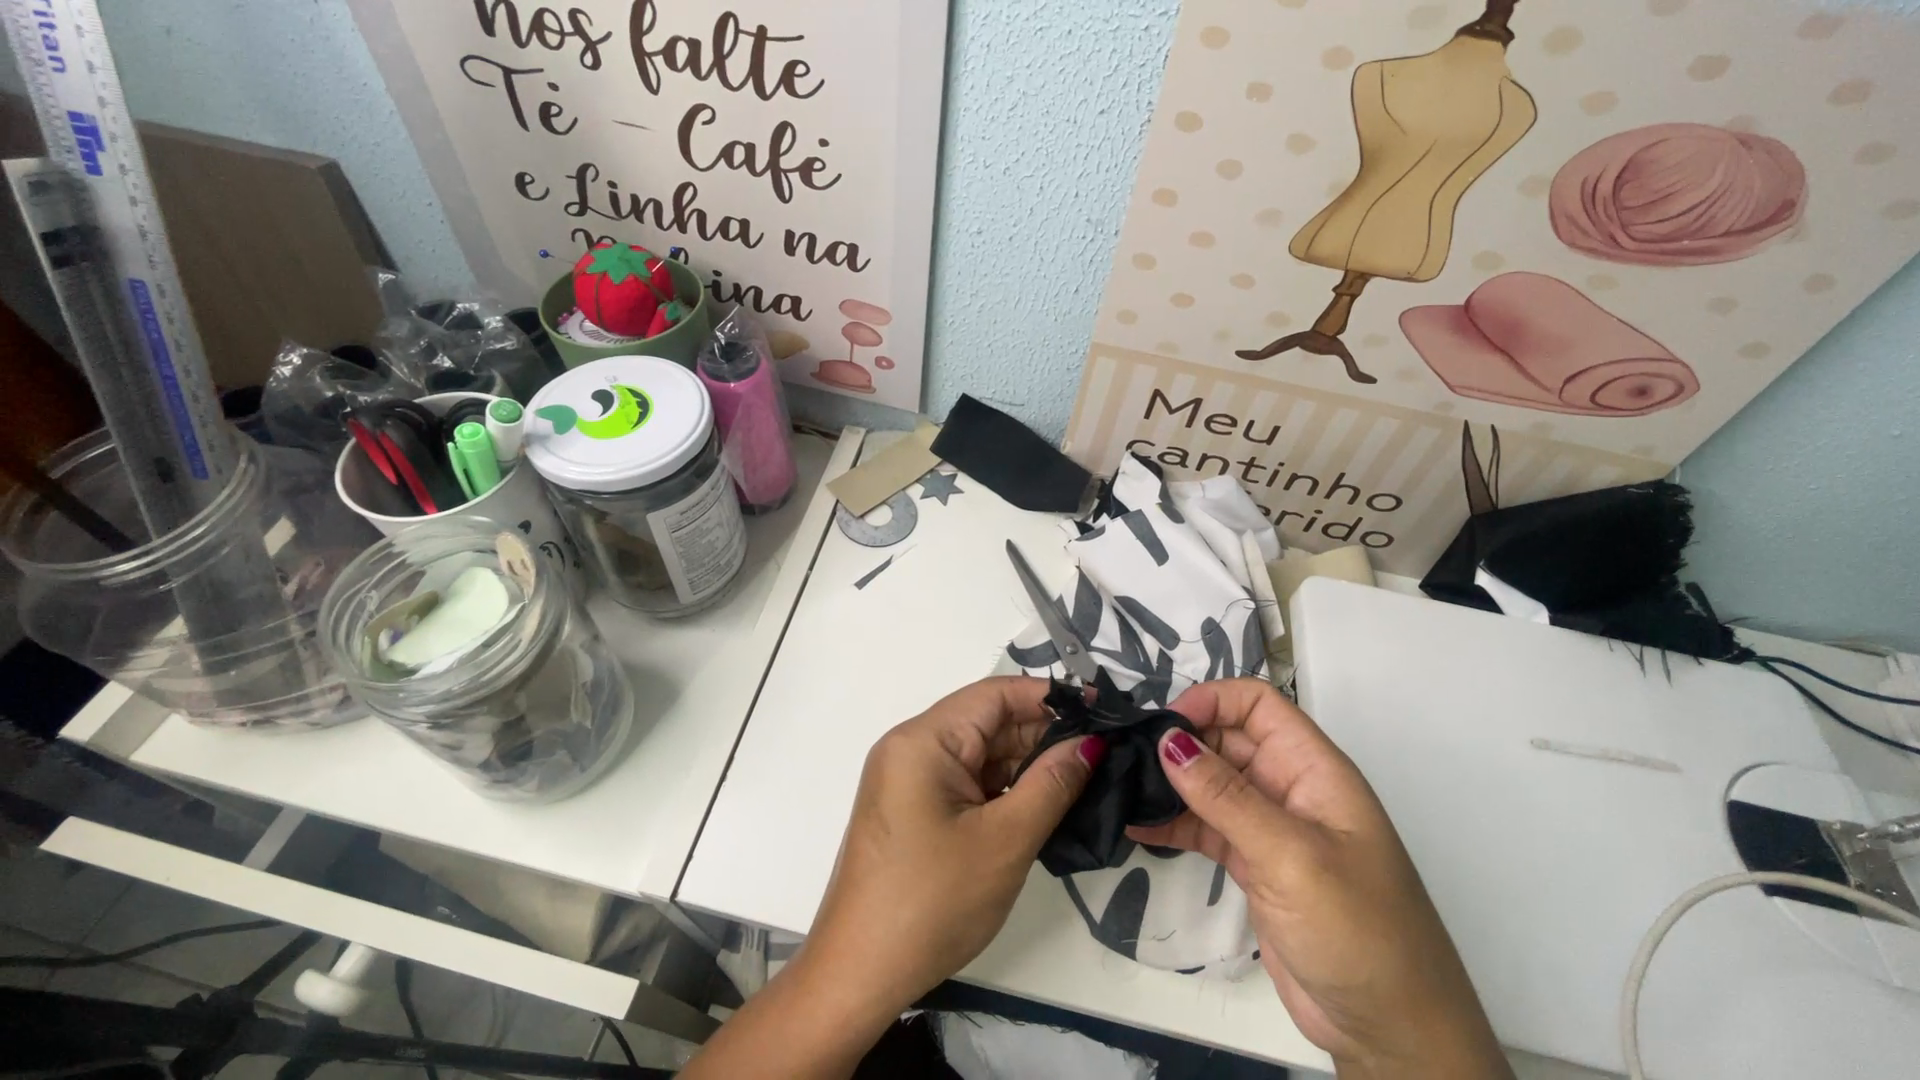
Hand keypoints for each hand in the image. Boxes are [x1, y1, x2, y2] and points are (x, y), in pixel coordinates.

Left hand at [805, 675, 1100, 1010]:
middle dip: (1045, 733)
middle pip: (988, 723)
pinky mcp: (914, 812)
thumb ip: (1053, 783)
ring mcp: (909, 782)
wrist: (859, 974)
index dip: (1050, 697)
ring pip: (980, 755)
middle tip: (1107, 750)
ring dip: (1029, 764)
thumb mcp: (1005, 841)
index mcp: (923, 740)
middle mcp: (911, 749)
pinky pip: (967, 784)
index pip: (995, 694)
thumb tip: (1092, 742)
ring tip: (1088, 776)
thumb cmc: (932, 903)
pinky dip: (1006, 790)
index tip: (1104, 707)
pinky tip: (1047, 802)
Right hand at [1129, 679, 1509, 1079]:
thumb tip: (1167, 741)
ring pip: (1211, 784)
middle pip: (1228, 740)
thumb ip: (1226, 798)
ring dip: (1169, 783)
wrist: (1391, 1027)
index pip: (1257, 705)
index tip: (1161, 726)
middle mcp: (1291, 789)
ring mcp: (1271, 830)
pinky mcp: (1254, 867)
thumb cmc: (1358, 930)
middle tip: (1125, 757)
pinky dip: (1172, 824)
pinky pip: (1206, 828)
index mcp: (1314, 770)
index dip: (1210, 701)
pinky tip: (1135, 827)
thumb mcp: (1290, 856)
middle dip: (1179, 741)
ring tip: (1120, 789)